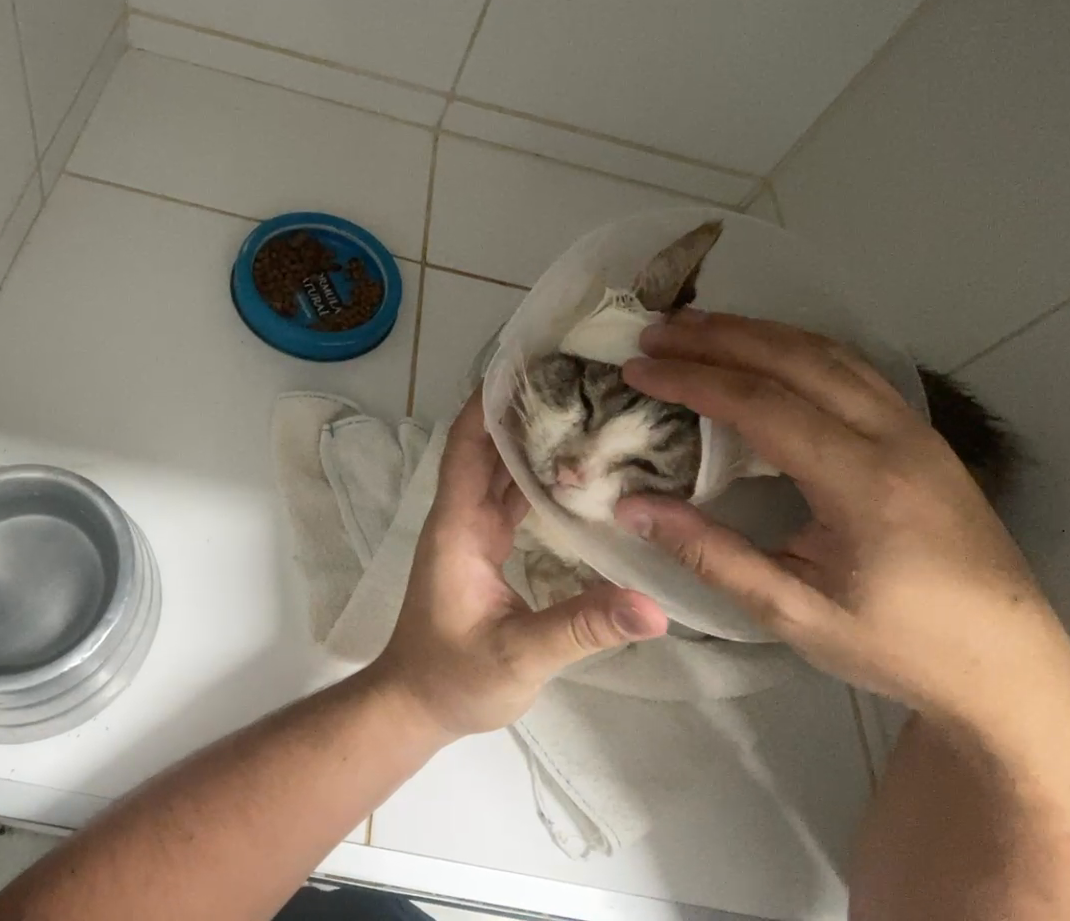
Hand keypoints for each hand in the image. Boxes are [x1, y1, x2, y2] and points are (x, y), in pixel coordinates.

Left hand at [368, 391, 666, 738]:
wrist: (416, 704)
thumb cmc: (454, 677)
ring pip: (498, 471)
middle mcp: (461, 518)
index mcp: (459, 526)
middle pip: (486, 449)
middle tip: (575, 378)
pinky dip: (534, 477)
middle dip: (521, 411)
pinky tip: (573, 471)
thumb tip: (653, 607)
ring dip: (529, 441)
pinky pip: (508, 498)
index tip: (528, 365)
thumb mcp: (519, 655)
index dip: (490, 404)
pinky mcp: (483, 549)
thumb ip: (581, 628)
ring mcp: (471, 533)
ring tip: (581, 411)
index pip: (468, 447)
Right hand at [613, 312, 1069, 743]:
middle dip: (717, 338)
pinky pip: (850, 369)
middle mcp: (896, 439)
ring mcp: (917, 431)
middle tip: (652, 333)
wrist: (1011, 669)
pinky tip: (760, 349)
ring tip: (692, 326)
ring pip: (828, 354)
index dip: (692, 381)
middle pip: (795, 361)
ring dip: (755, 332)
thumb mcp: (793, 613)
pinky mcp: (922, 437)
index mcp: (864, 484)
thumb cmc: (897, 647)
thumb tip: (630, 508)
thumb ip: (710, 554)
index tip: (636, 370)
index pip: (762, 406)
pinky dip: (794, 347)